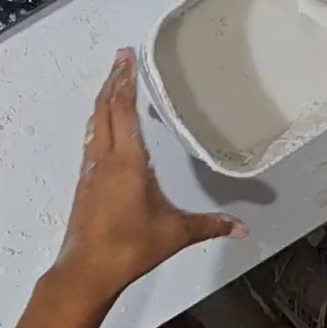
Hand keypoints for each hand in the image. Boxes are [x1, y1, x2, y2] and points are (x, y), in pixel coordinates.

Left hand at [52, 49, 245, 300]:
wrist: (86, 270)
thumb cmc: (128, 248)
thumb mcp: (176, 234)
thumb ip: (210, 226)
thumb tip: (241, 228)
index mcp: (127, 162)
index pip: (124, 110)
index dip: (126, 81)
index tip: (128, 57)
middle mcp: (105, 159)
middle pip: (105, 108)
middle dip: (113, 80)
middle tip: (121, 56)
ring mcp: (91, 170)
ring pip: (94, 123)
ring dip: (104, 99)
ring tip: (113, 81)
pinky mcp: (84, 183)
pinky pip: (91, 140)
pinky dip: (98, 121)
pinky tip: (104, 125)